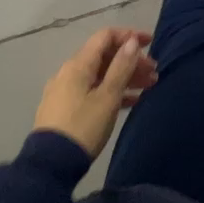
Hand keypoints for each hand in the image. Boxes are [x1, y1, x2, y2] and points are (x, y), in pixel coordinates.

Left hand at [32, 28, 157, 157]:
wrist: (50, 166)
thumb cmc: (84, 127)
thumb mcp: (108, 97)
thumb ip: (121, 67)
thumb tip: (131, 42)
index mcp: (78, 65)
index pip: (105, 37)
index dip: (129, 36)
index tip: (150, 44)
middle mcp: (69, 72)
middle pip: (104, 56)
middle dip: (131, 61)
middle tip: (153, 72)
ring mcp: (65, 91)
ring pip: (100, 75)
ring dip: (125, 77)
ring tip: (148, 86)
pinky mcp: (64, 109)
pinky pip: (92, 91)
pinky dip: (111, 91)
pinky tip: (130, 102)